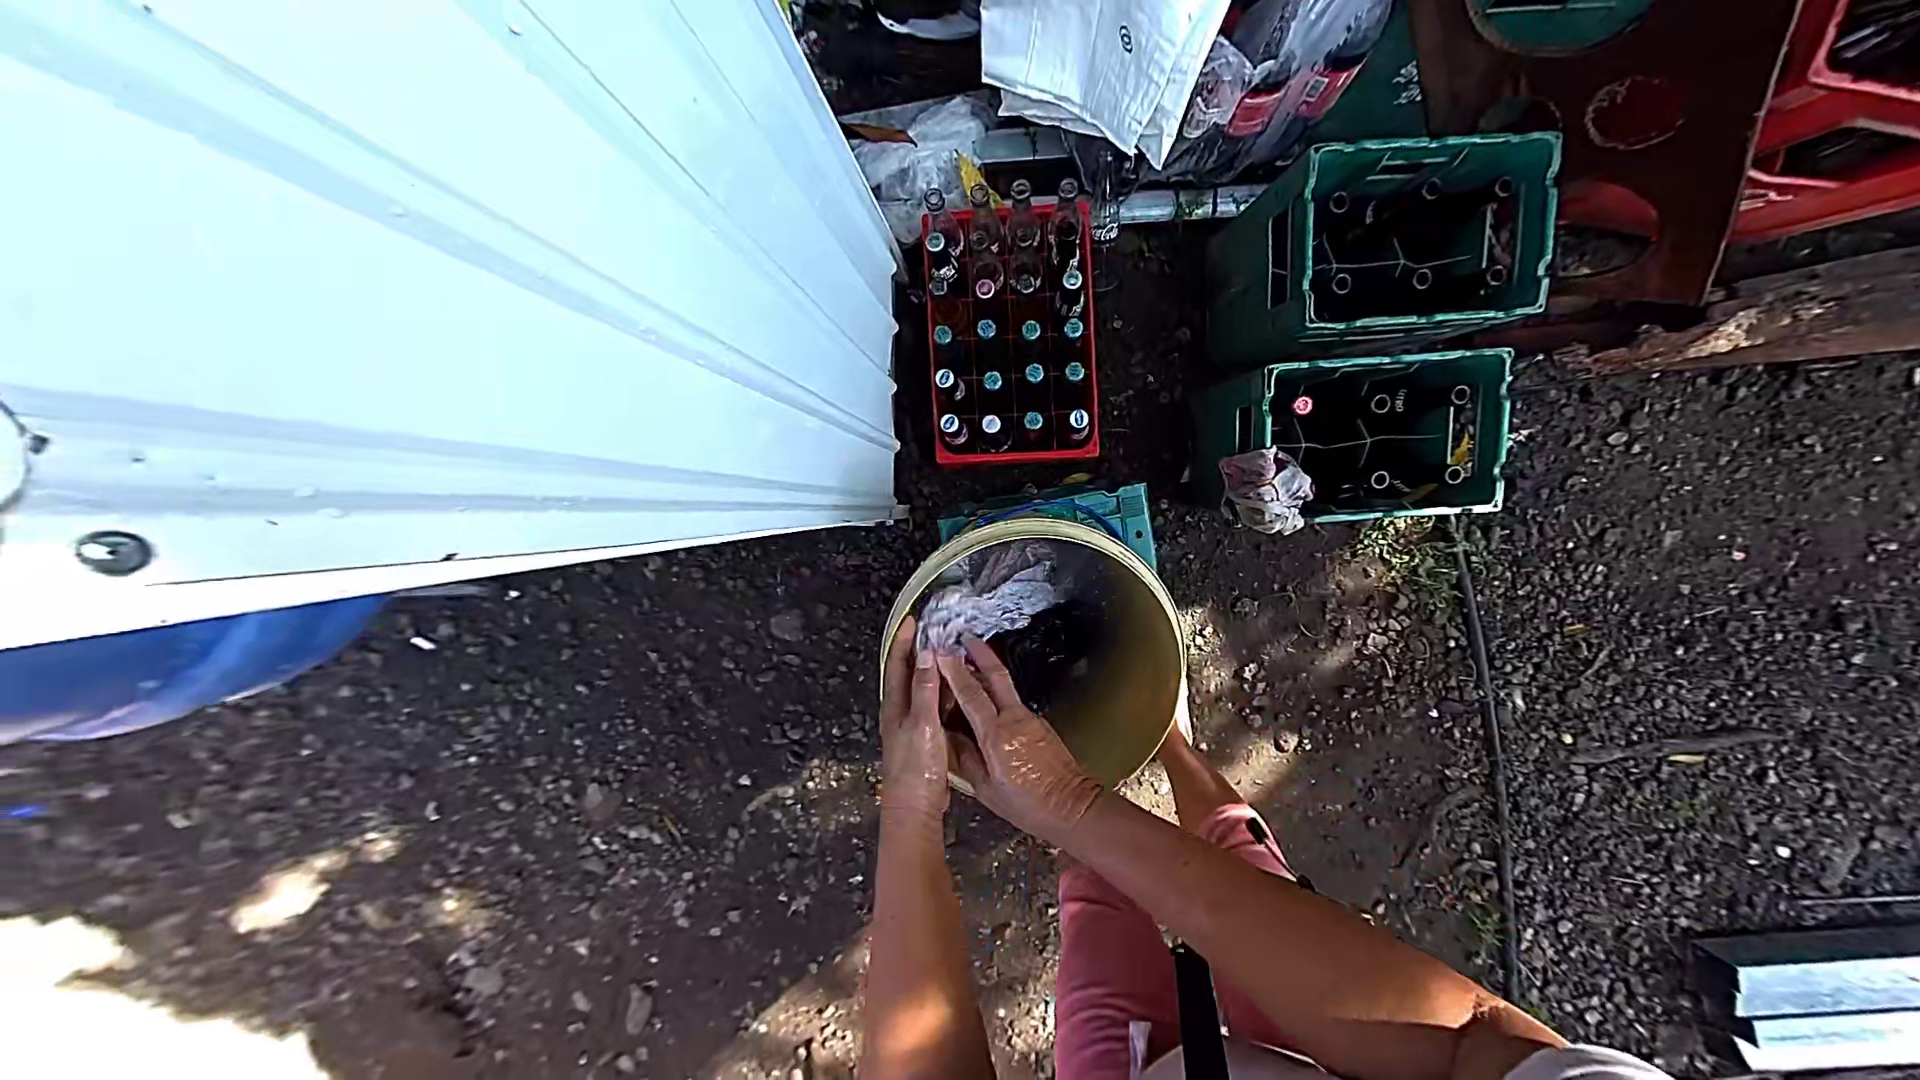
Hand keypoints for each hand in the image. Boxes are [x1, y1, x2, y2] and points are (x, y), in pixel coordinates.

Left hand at [878, 616, 949, 825]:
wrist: (915, 808)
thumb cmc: (915, 768)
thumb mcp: (922, 724)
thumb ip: (925, 689)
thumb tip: (927, 655)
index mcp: (894, 705)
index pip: (896, 663)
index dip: (904, 640)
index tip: (913, 620)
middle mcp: (900, 711)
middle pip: (909, 673)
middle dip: (920, 650)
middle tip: (935, 632)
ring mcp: (912, 724)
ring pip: (922, 688)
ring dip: (934, 670)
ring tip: (950, 653)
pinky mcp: (925, 736)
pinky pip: (934, 704)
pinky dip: (943, 691)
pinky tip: (957, 689)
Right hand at [938, 635, 1101, 846]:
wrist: (1072, 807)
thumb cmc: (1029, 805)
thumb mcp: (986, 788)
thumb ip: (965, 758)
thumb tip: (949, 738)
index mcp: (997, 736)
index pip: (971, 694)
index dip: (954, 671)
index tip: (941, 654)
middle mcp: (1015, 720)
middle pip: (996, 675)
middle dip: (979, 653)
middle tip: (964, 639)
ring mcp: (1030, 719)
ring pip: (1005, 687)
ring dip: (987, 671)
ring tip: (971, 663)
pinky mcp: (1039, 724)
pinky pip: (1013, 702)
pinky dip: (998, 694)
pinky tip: (989, 699)